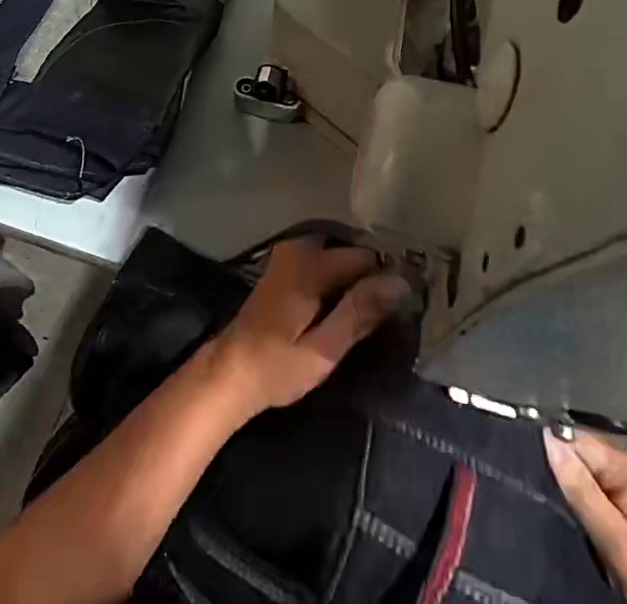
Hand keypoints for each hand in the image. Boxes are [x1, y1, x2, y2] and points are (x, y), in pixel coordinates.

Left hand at [201, 239, 412, 418]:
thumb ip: (360, 311)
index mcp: (311, 265)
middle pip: (353, 256)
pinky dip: (337, 285)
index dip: (387, 281)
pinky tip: (342, 313)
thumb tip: (401, 281)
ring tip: (366, 318)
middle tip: (382, 318)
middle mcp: (300, 250)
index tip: (401, 308)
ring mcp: (289, 258)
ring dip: (354, 285)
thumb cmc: (275, 367)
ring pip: (339, 262)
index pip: (367, 258)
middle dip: (370, 281)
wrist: (226, 376)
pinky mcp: (284, 270)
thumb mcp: (324, 348)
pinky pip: (323, 267)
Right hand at [545, 432, 626, 603]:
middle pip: (582, 458)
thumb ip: (587, 496)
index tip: (523, 465)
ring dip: (569, 495)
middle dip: (559, 475)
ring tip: (550, 511)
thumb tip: (551, 441)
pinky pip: (599, 501)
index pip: (576, 438)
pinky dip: (583, 511)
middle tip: (535, 497)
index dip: (549, 449)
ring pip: (588, 481)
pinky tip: (574, 524)